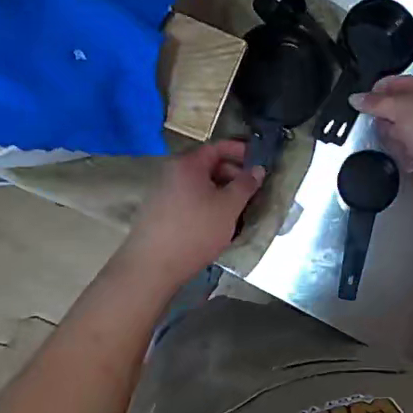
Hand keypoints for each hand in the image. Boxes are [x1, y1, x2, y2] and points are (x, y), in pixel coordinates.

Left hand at [118, 139, 263, 286]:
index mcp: (188, 165)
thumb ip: (246, 185)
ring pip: (199, 186)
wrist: (153, 266)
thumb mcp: (229, 206)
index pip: (217, 147)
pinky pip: (189, 200)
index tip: (259, 161)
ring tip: (239, 210)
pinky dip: (207, 205)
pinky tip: (218, 223)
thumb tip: (258, 169)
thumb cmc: (196, 230)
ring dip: (221, 193)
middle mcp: (172, 173)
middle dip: (233, 175)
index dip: (240, 151)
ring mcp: (163, 193)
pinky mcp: (160, 212)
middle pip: (208, 166)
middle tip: (252, 191)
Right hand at [349, 75, 412, 183]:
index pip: (393, 83)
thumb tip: (356, 98)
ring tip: (410, 150)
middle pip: (395, 112)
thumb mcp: (400, 109)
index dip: (375, 95)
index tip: (364, 108)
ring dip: (400, 144)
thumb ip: (375, 102)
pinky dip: (412, 158)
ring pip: (403, 135)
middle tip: (395, 132)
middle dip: (390, 125)